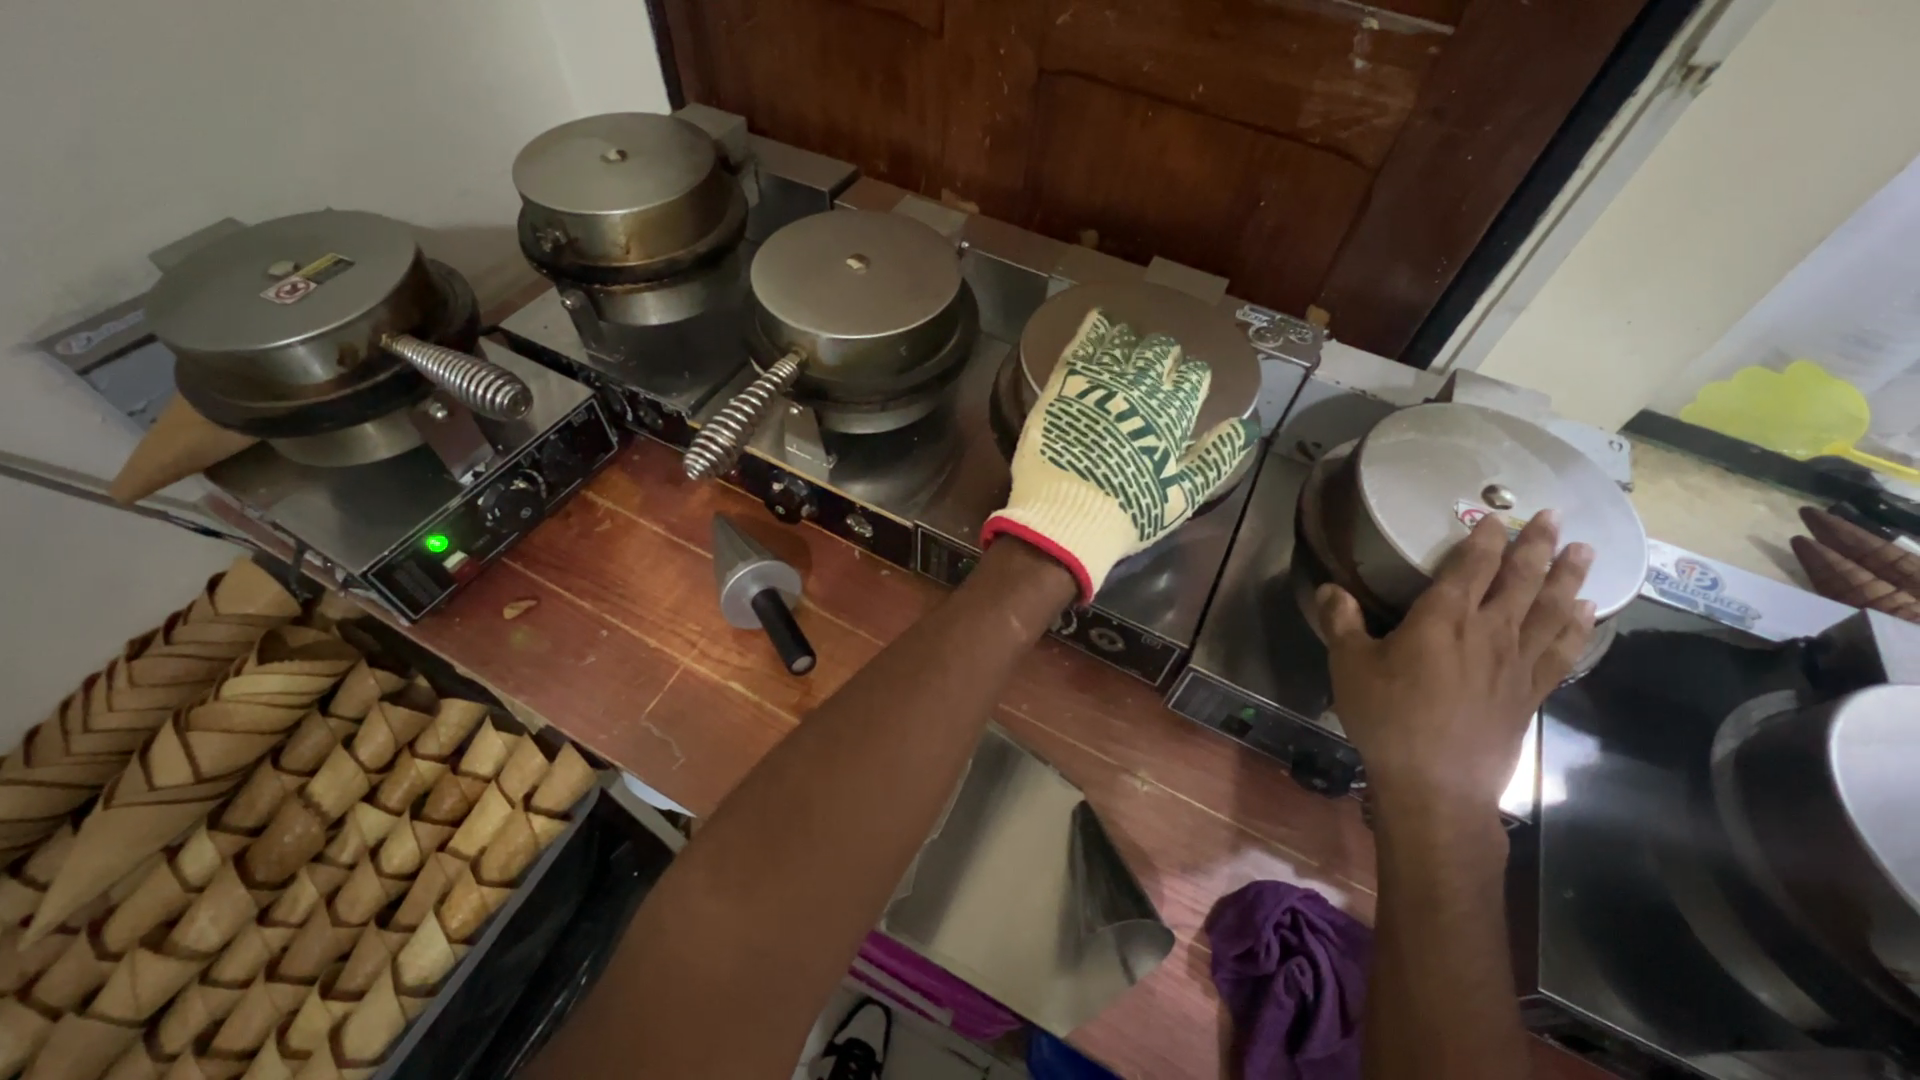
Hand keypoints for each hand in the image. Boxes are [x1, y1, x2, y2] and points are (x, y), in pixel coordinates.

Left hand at [982, 308, 1258, 602]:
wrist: (1067, 517)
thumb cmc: (1128, 513)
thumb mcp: (1185, 494)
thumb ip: (1216, 457)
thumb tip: (1246, 427)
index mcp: (1173, 414)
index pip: (1192, 378)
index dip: (1191, 377)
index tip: (1187, 379)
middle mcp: (1140, 389)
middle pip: (1158, 354)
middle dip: (1163, 352)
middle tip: (1158, 356)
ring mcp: (1099, 384)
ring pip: (1121, 345)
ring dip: (1130, 339)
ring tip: (1128, 336)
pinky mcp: (1063, 386)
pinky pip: (1081, 347)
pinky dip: (1092, 329)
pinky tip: (1097, 319)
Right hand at [1317, 511, 1595, 815]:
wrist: (1436, 783)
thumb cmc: (1388, 718)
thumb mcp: (1349, 666)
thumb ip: (1341, 623)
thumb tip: (1328, 589)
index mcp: (1443, 619)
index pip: (1470, 567)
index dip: (1484, 539)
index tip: (1495, 516)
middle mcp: (1488, 631)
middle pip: (1521, 579)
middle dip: (1538, 544)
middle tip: (1556, 516)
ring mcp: (1516, 662)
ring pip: (1551, 609)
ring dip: (1569, 578)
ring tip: (1586, 551)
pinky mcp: (1531, 692)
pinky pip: (1562, 651)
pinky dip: (1577, 628)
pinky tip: (1588, 613)